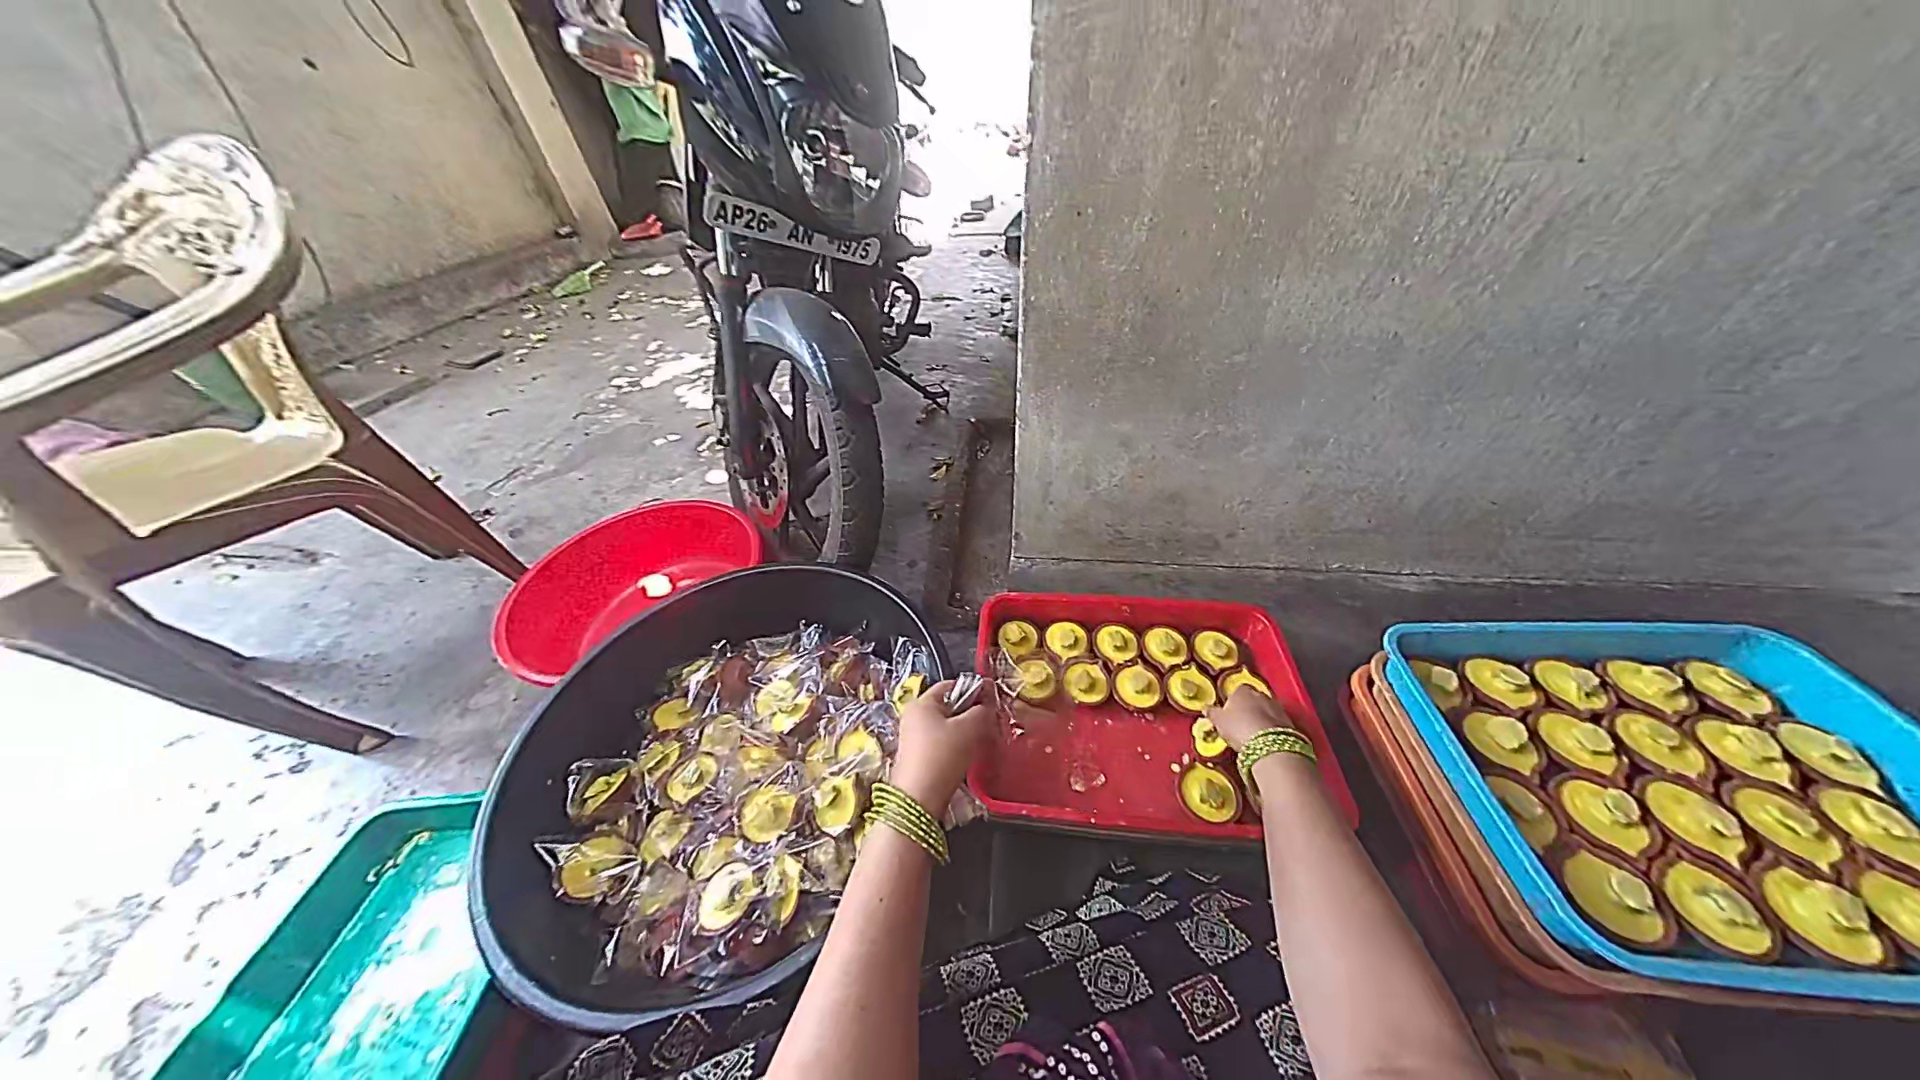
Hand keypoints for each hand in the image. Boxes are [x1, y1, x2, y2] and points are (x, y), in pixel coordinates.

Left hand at [889, 679, 997, 808]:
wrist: (920, 798)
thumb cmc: (943, 756)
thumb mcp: (969, 728)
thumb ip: (982, 711)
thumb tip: (988, 704)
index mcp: (921, 702)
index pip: (951, 686)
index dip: (973, 690)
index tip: (992, 700)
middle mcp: (913, 716)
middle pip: (949, 707)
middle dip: (971, 713)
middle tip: (990, 722)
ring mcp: (913, 738)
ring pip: (947, 727)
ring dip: (966, 731)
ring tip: (982, 740)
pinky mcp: (918, 757)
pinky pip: (941, 743)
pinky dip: (956, 746)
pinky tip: (968, 756)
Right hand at [1206, 685, 1293, 751]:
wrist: (1269, 745)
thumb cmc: (1240, 727)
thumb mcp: (1218, 721)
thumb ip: (1212, 712)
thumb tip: (1207, 709)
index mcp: (1242, 690)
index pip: (1236, 691)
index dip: (1231, 702)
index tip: (1227, 713)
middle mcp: (1262, 694)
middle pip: (1252, 699)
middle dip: (1247, 709)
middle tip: (1238, 724)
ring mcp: (1277, 708)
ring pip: (1265, 711)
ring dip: (1260, 719)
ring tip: (1251, 735)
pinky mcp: (1289, 722)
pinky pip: (1276, 723)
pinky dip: (1270, 729)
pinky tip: (1263, 740)